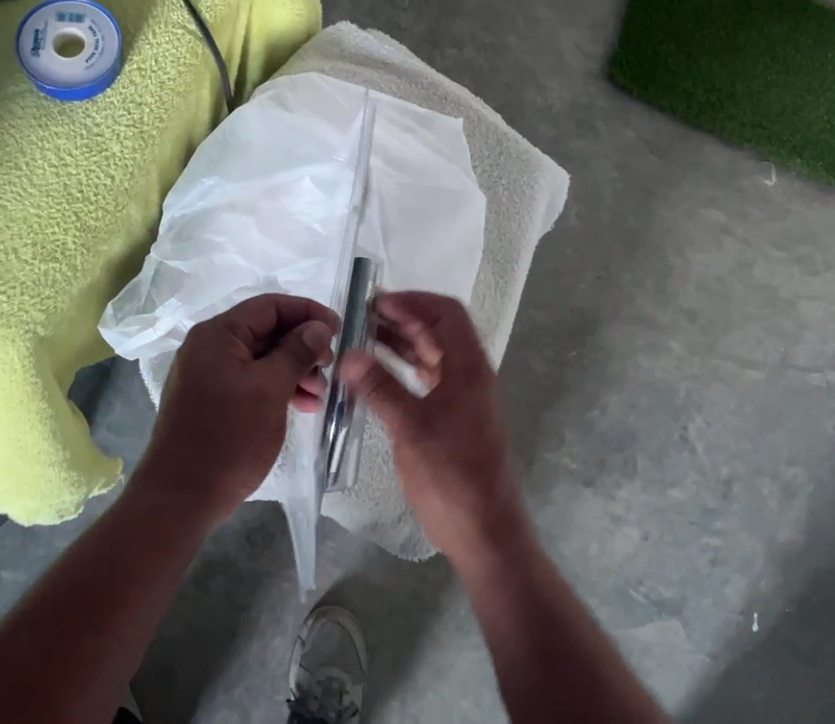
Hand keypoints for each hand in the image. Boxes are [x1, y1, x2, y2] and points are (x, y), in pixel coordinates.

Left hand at [131, 293, 338, 527]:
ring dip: (294, 370)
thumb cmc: (228, 436)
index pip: (270, 306)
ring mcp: (208, 375)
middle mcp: (209, 347)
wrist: (182, 496)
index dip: (307, 312)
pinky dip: (278, 388)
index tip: (339, 330)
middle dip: (302, 345)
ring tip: (321, 394)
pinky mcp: (212, 401)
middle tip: (331, 367)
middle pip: (265, 331)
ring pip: (261, 359)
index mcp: (218, 334)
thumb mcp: (270, 389)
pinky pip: (251, 381)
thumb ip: (296, 352)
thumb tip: (318, 327)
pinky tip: (303, 406)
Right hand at [342, 292, 529, 561]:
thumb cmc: (453, 476)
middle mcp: (469, 377)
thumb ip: (379, 388)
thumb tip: (348, 354)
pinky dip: (400, 372)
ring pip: (429, 358)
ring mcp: (461, 400)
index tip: (375, 302)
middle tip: (359, 317)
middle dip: (401, 319)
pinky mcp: (451, 422)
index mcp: (469, 369)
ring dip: (398, 345)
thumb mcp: (411, 428)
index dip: (413, 301)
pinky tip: (372, 378)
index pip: (447, 313)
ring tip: (360, 340)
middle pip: (437, 332)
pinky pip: (424, 383)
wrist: (485, 533)